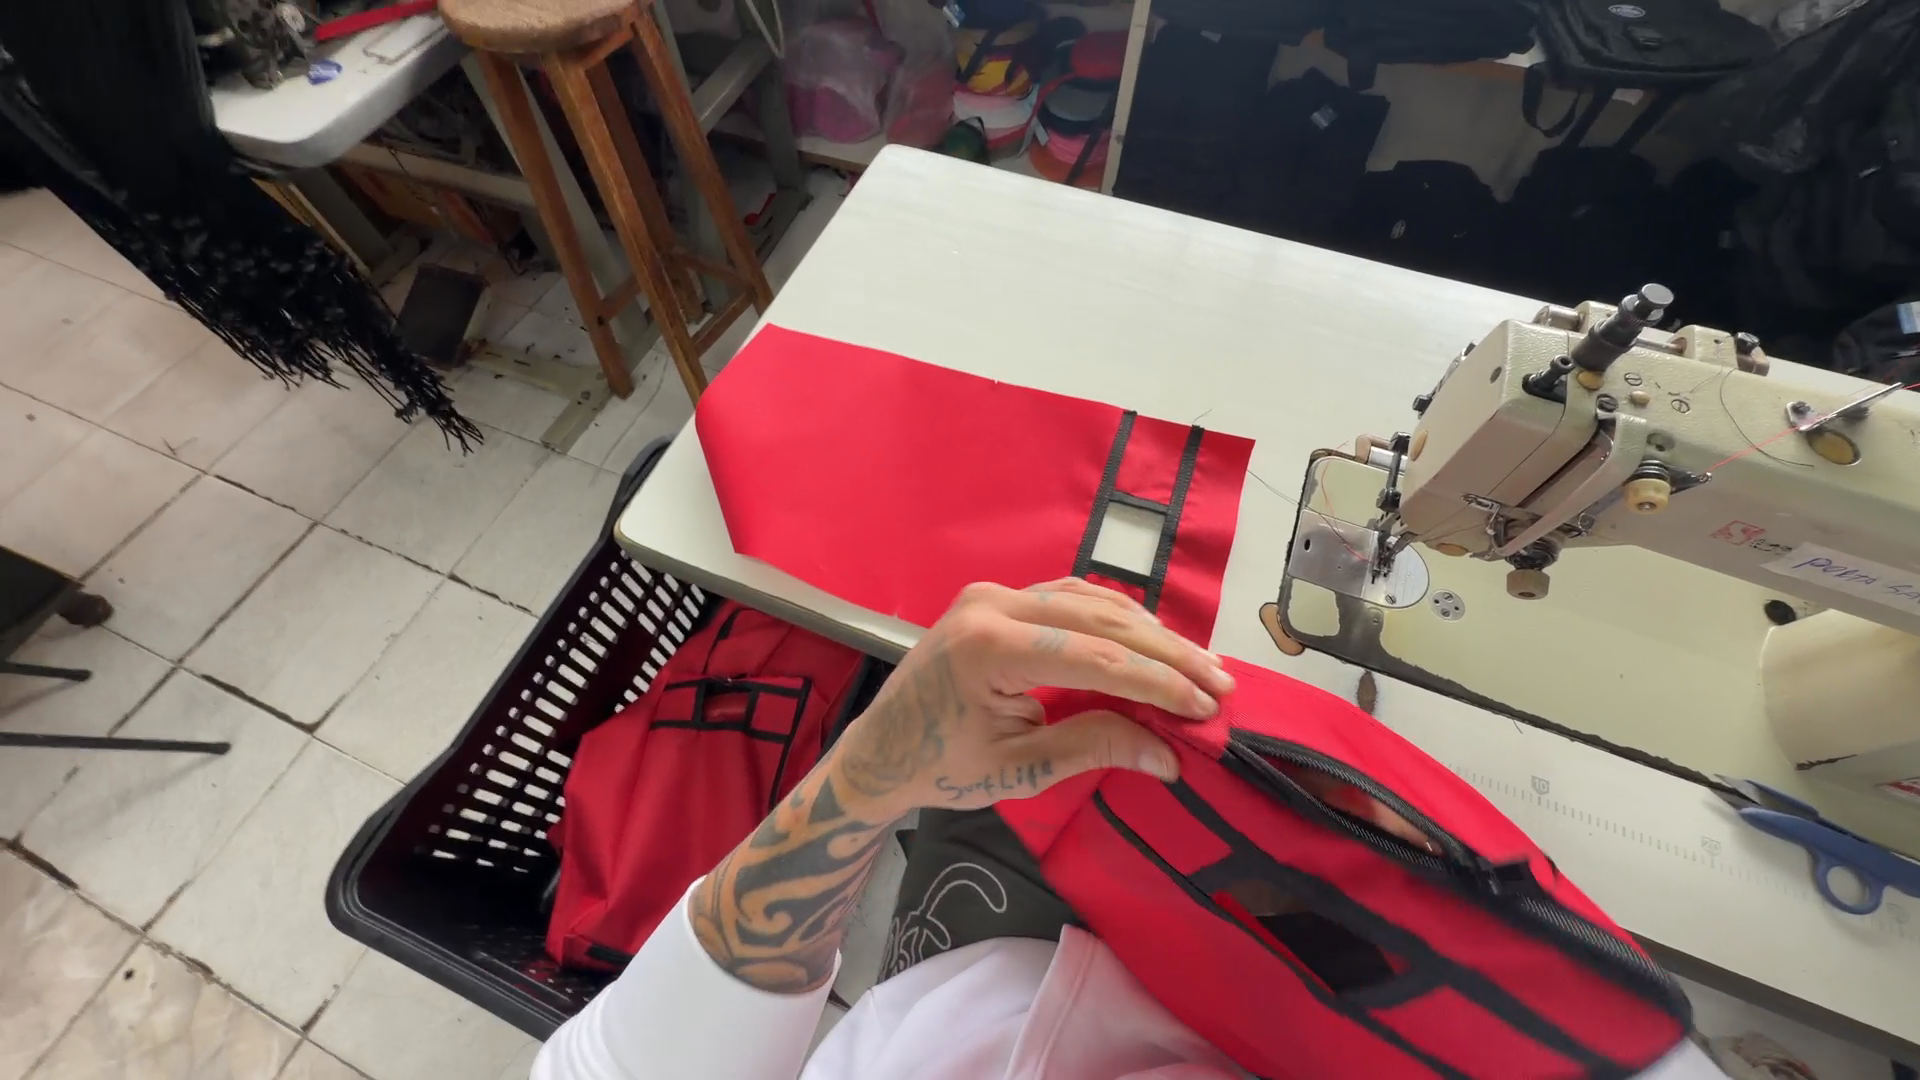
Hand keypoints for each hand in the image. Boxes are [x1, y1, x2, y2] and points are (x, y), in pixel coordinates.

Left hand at [825, 578, 1236, 820]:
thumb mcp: (1018, 769)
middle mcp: (992, 603)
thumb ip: (1093, 747)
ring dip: (1145, 631)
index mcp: (988, 645)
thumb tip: (1169, 754)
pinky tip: (1148, 639)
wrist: (882, 749)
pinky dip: (1112, 618)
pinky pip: (1067, 597)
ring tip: (1197, 663)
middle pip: (1098, 619)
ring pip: (1087, 601)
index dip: (1157, 682)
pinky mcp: (997, 597)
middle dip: (1165, 652)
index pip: (1093, 656)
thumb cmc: (940, 767)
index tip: (1206, 706)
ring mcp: (993, 593)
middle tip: (1219, 683)